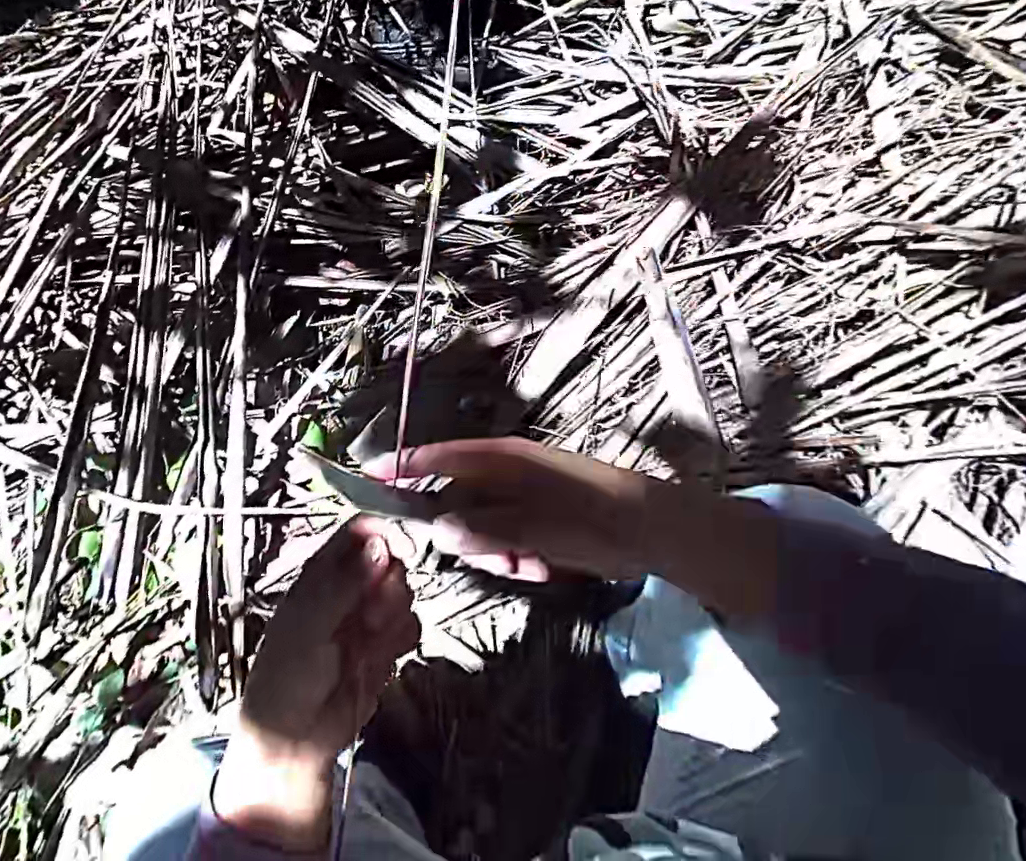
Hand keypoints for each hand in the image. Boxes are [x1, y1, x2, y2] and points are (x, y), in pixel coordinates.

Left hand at [212, 517, 419, 850]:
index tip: (403, 547)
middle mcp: (347, 587)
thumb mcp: (308, 624)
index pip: (358, 532)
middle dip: (389, 584)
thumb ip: (344, 583)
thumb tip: (379, 544)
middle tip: (371, 616)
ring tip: (370, 640)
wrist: (294, 740)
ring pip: (402, 592)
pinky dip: (402, 639)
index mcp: (321, 572)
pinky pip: (410, 626)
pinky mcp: (385, 645)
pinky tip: (382, 657)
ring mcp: (367, 616)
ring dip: (394, 614)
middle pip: (389, 559)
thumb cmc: (286, 675)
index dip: (382, 532)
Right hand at [365, 437, 693, 581]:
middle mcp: (503, 474)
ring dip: (493, 552)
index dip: (403, 467)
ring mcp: (518, 498)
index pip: (439, 458)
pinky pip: (503, 542)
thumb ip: (484, 527)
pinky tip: (542, 568)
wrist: (656, 532)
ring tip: (527, 565)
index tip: (370, 478)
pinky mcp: (533, 521)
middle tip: (494, 560)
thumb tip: (436, 529)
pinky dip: (514, 558)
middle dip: (465, 534)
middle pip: (455, 501)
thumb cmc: (595, 515)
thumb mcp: (538, 525)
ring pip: (478, 528)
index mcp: (500, 459)